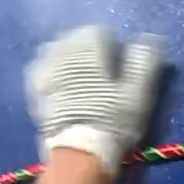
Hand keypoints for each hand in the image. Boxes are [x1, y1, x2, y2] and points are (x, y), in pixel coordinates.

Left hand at [25, 26, 164, 176]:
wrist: (80, 151)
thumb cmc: (113, 119)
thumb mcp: (138, 91)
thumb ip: (143, 60)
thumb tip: (148, 39)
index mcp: (89, 49)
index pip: (97, 31)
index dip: (110, 45)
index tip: (116, 62)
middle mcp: (64, 53)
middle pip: (73, 39)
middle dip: (86, 49)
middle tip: (98, 70)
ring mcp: (47, 70)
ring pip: (55, 51)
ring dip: (67, 57)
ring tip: (78, 75)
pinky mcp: (36, 88)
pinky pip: (41, 69)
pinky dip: (51, 71)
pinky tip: (59, 84)